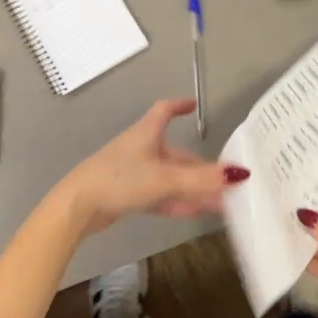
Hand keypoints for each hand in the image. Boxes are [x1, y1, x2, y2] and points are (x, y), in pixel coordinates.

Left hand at [55, 99, 248, 234]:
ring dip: (193, 188)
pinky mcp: (127, 194)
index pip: (164, 111)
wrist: (79, 206)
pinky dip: (177, 201)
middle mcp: (141, 149)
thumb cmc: (119, 179)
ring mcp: (133, 172)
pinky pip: (160, 195)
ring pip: (170, 178)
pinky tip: (196, 212)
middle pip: (175, 153)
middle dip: (200, 167)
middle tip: (225, 180)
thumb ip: (200, 179)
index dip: (179, 106)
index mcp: (146, 133)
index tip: (193, 105)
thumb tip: (238, 174)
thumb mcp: (163, 178)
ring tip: (219, 202)